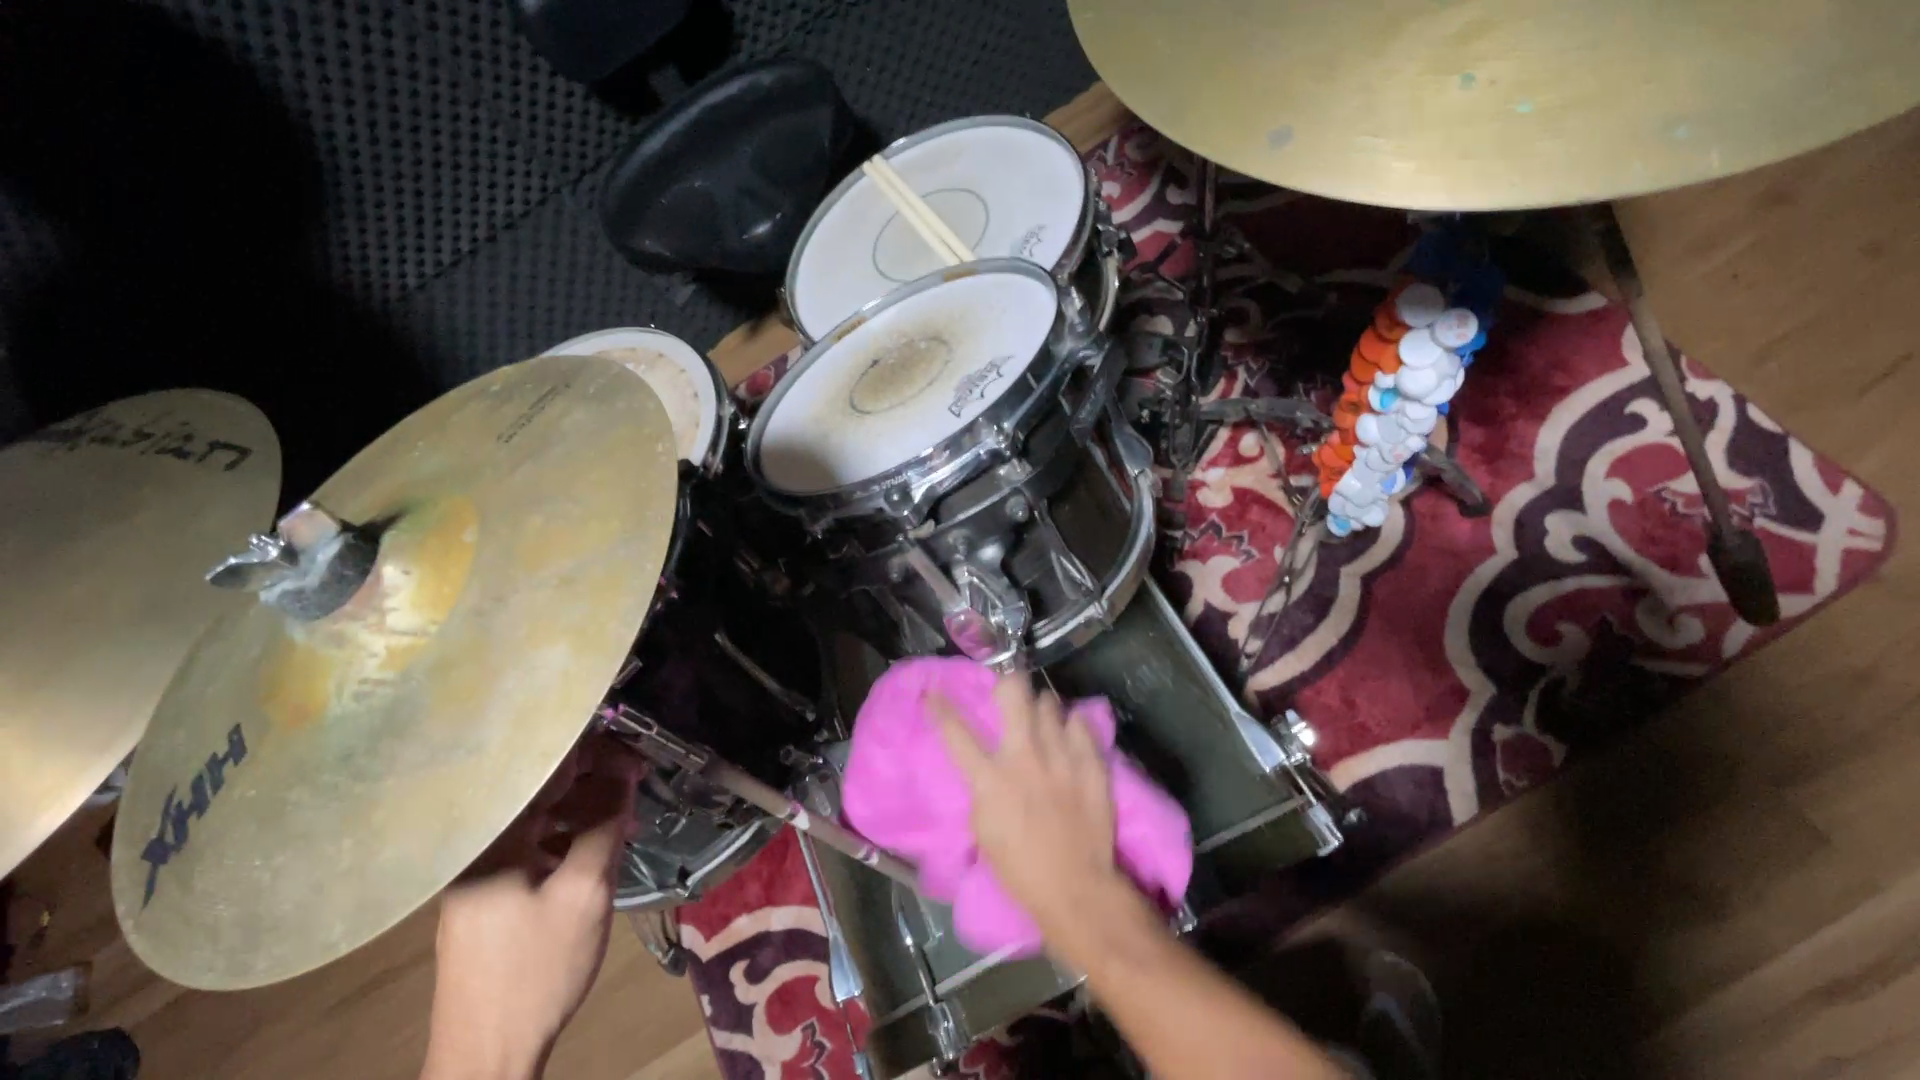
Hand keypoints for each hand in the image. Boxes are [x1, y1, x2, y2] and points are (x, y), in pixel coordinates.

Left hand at [420, 740, 639, 1079]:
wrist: (486, 1056)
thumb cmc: (538, 970)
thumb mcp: (584, 893)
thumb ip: (604, 824)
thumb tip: (623, 770)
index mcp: (490, 838)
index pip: (544, 769)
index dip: (595, 753)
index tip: (636, 758)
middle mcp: (475, 846)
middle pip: (538, 792)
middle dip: (592, 780)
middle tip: (638, 785)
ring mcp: (474, 873)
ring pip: (536, 821)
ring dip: (582, 812)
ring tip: (625, 820)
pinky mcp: (482, 897)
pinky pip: (529, 847)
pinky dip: (564, 840)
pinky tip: (594, 852)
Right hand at [929, 674, 1122, 934]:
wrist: (1076, 888)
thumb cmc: (1021, 868)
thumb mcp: (984, 830)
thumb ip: (983, 791)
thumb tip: (987, 770)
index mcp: (991, 779)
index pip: (956, 733)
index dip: (940, 708)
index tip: (933, 693)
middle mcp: (1025, 758)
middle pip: (1014, 694)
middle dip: (1007, 684)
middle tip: (1008, 691)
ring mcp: (1062, 757)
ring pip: (1050, 704)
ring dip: (1041, 707)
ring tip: (1041, 717)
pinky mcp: (1092, 764)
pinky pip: (1080, 725)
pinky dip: (1071, 726)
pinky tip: (1069, 735)